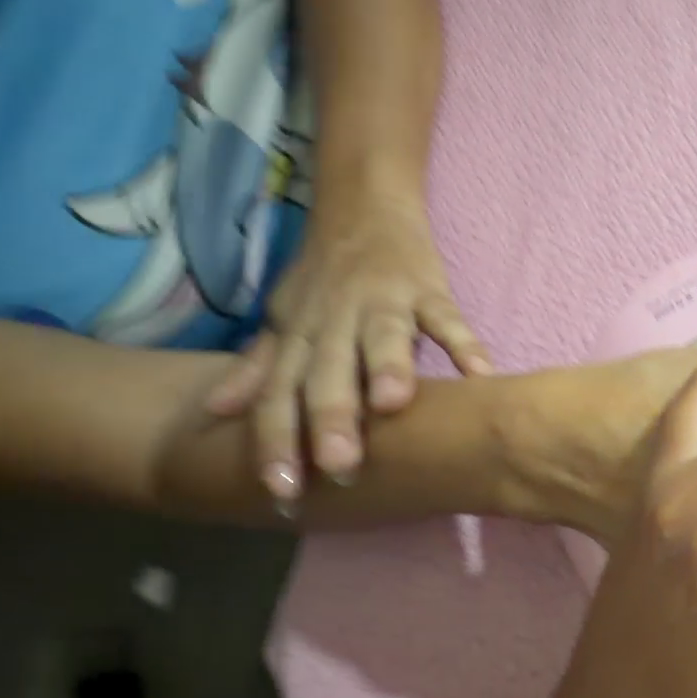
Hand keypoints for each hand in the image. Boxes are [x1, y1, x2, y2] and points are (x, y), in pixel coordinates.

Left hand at [204, 191, 489, 504]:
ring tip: (392, 406)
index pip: (280, 394)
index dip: (277, 442)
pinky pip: (447, 317)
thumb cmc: (324, 274)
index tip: (281, 492)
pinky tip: (480, 372)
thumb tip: (216, 411)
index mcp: (299, 335)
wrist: (363, 205)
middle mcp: (335, 321)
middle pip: (329, 372)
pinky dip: (464, 341)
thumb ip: (259, 366)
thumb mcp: (285, 318)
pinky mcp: (428, 287)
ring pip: (383, 337)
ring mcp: (383, 301)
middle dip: (332, 418)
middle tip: (339, 467)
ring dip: (388, 367)